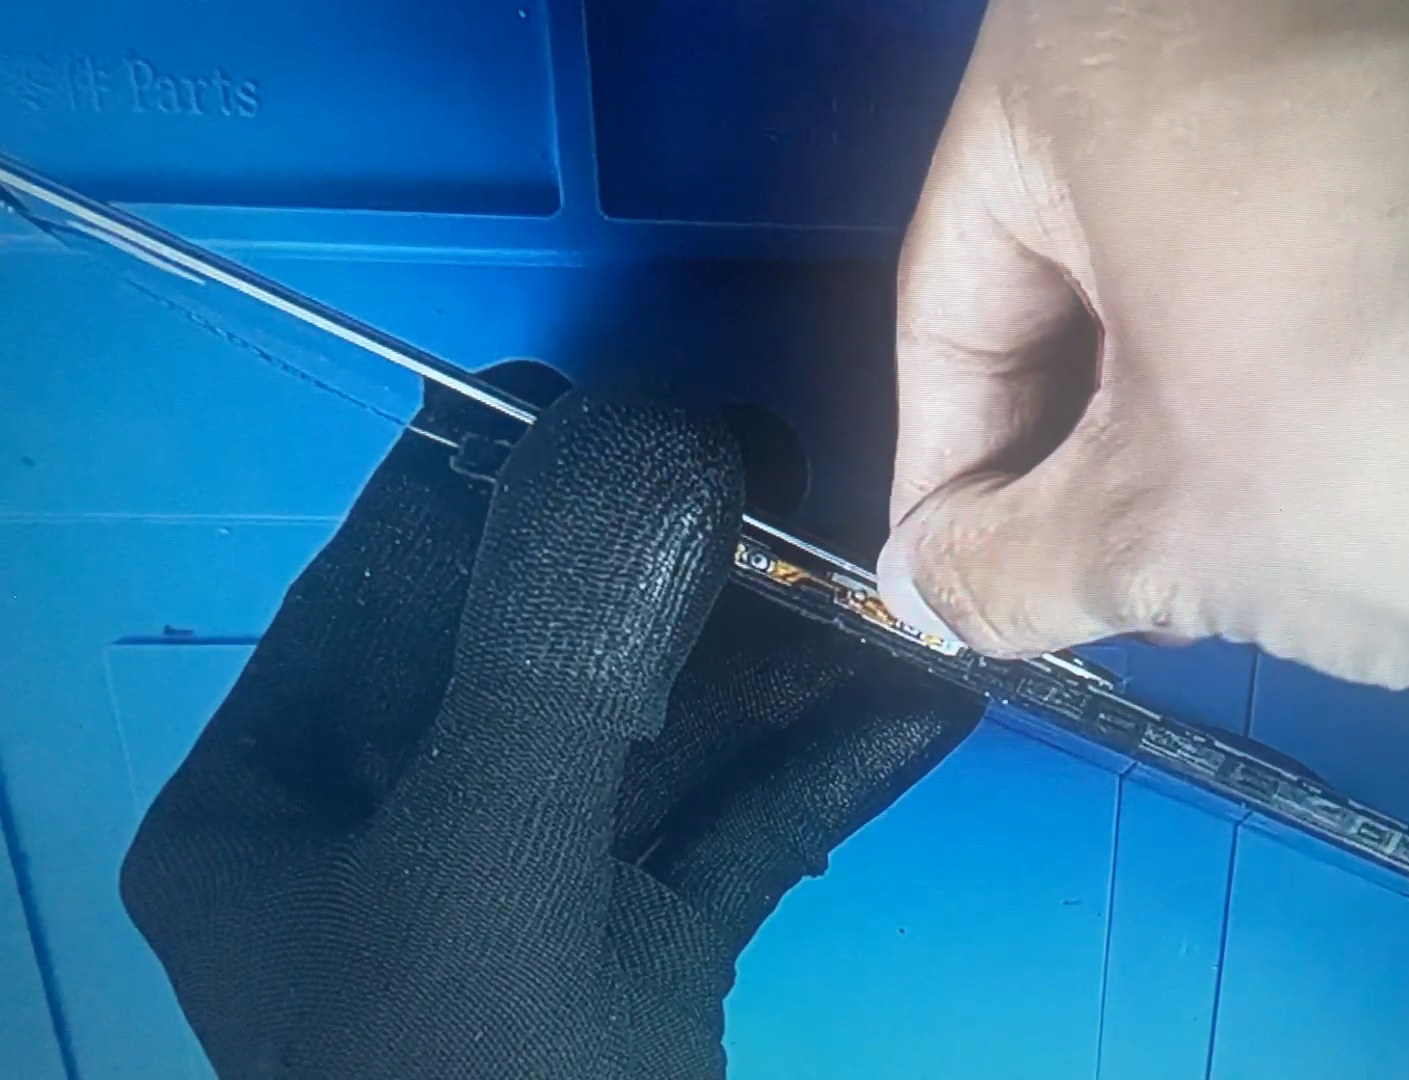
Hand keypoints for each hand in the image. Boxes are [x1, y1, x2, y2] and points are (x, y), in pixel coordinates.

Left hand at [120, 364, 982, 1079]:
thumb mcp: (488, 864)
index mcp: (305, 783)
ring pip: (693, 720)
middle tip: (787, 487)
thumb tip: (647, 443)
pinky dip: (842, 762)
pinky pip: (760, 811)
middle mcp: (435, 803)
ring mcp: (565, 859)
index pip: (407, 564)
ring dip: (798, 662)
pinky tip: (929, 707)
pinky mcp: (668, 918)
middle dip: (694, 568)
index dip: (509, 468)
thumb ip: (559, 648)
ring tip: (883, 592)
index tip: (624, 404)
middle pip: (581, 636)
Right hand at [877, 0, 1408, 925]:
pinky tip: (1292, 447)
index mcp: (1089, 43)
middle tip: (1065, 568)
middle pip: (1059, 260)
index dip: (936, 456)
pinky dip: (1263, 338)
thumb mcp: (1158, 530)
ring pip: (1177, 239)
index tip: (945, 563)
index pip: (946, 287)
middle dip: (1049, 441)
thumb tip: (921, 599)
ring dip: (1153, 406)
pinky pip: (1303, 212)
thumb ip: (1001, 569)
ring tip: (1177, 537)